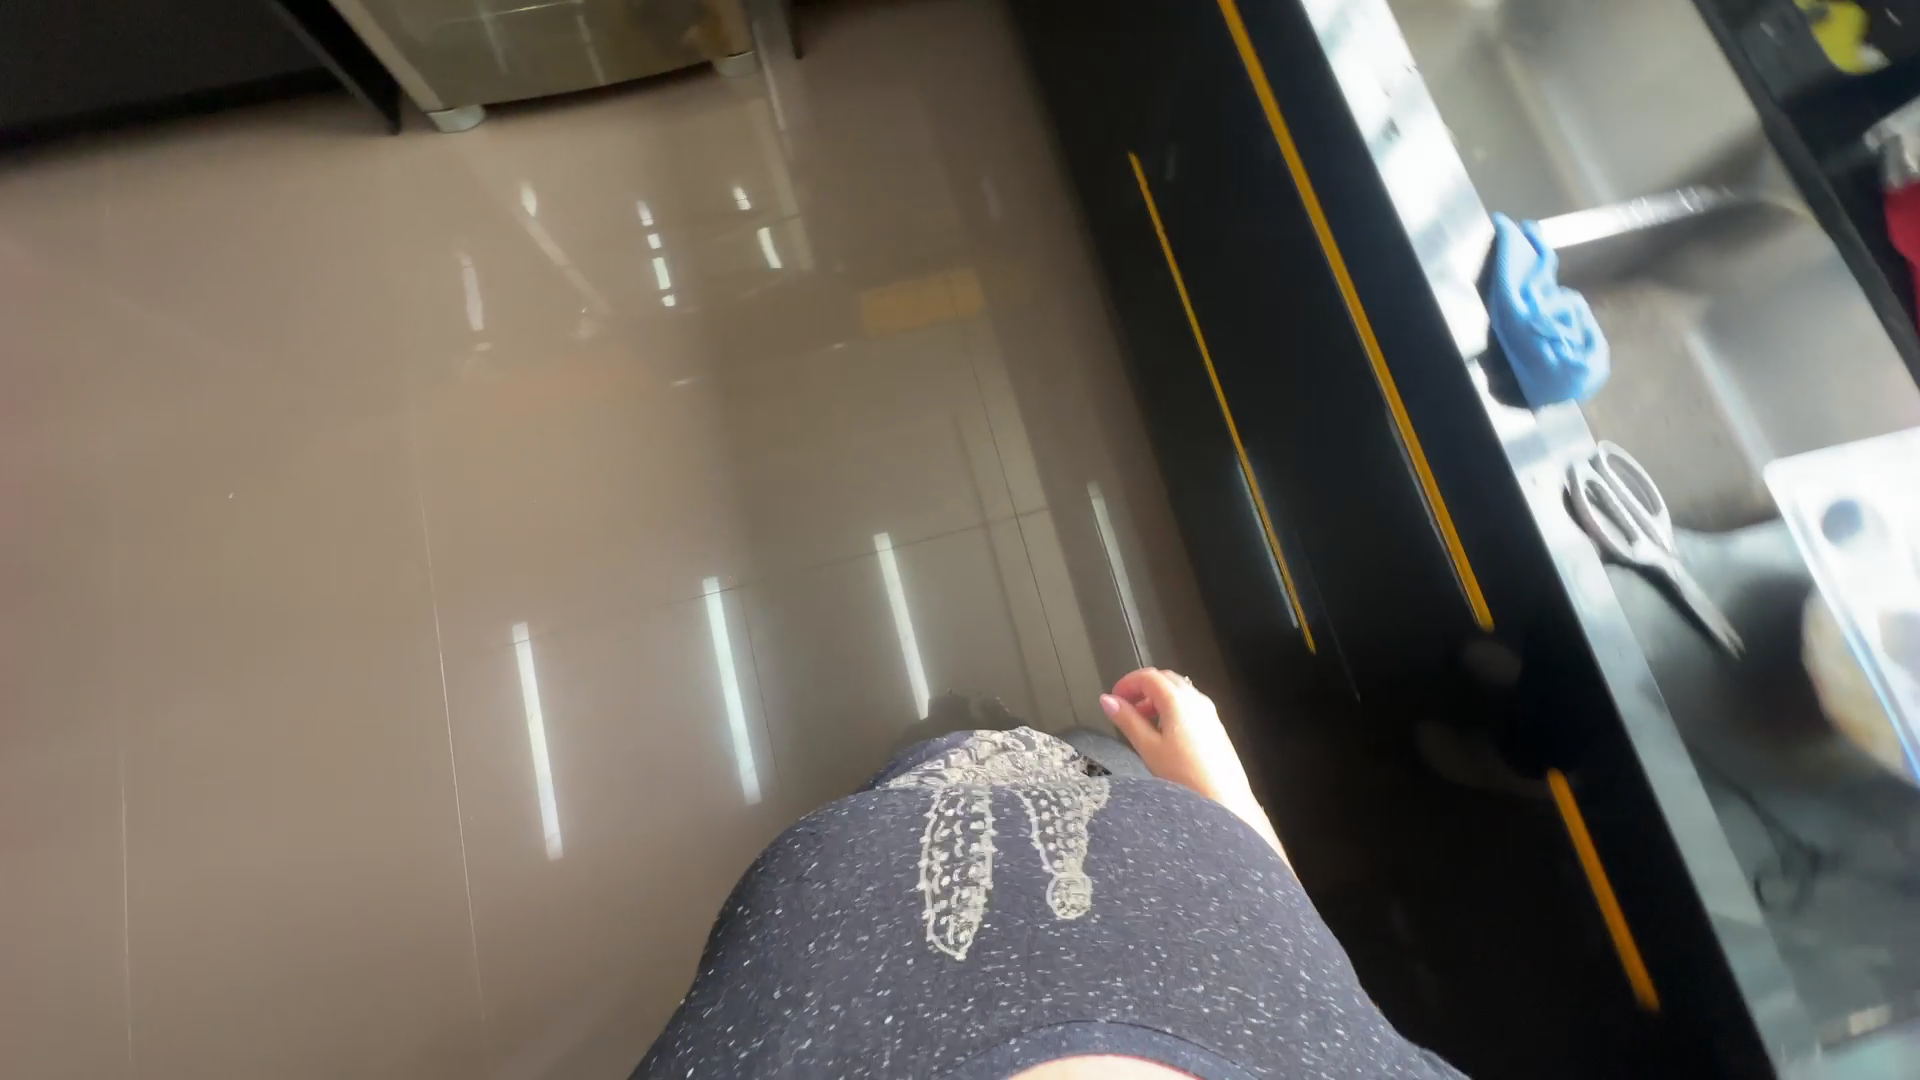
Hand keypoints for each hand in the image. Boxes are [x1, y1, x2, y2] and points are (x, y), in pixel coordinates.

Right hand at [1100, 669, 1285, 859]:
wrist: (1225, 800)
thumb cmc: (1185, 775)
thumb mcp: (1148, 747)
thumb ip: (1127, 719)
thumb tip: (1107, 700)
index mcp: (1178, 700)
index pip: (1148, 676)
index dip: (1127, 682)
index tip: (1114, 698)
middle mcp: (1196, 699)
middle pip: (1164, 679)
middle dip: (1141, 688)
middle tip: (1125, 706)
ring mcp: (1209, 712)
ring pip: (1178, 691)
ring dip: (1156, 698)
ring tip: (1141, 721)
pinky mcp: (1215, 725)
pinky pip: (1189, 705)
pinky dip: (1170, 708)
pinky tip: (1163, 732)